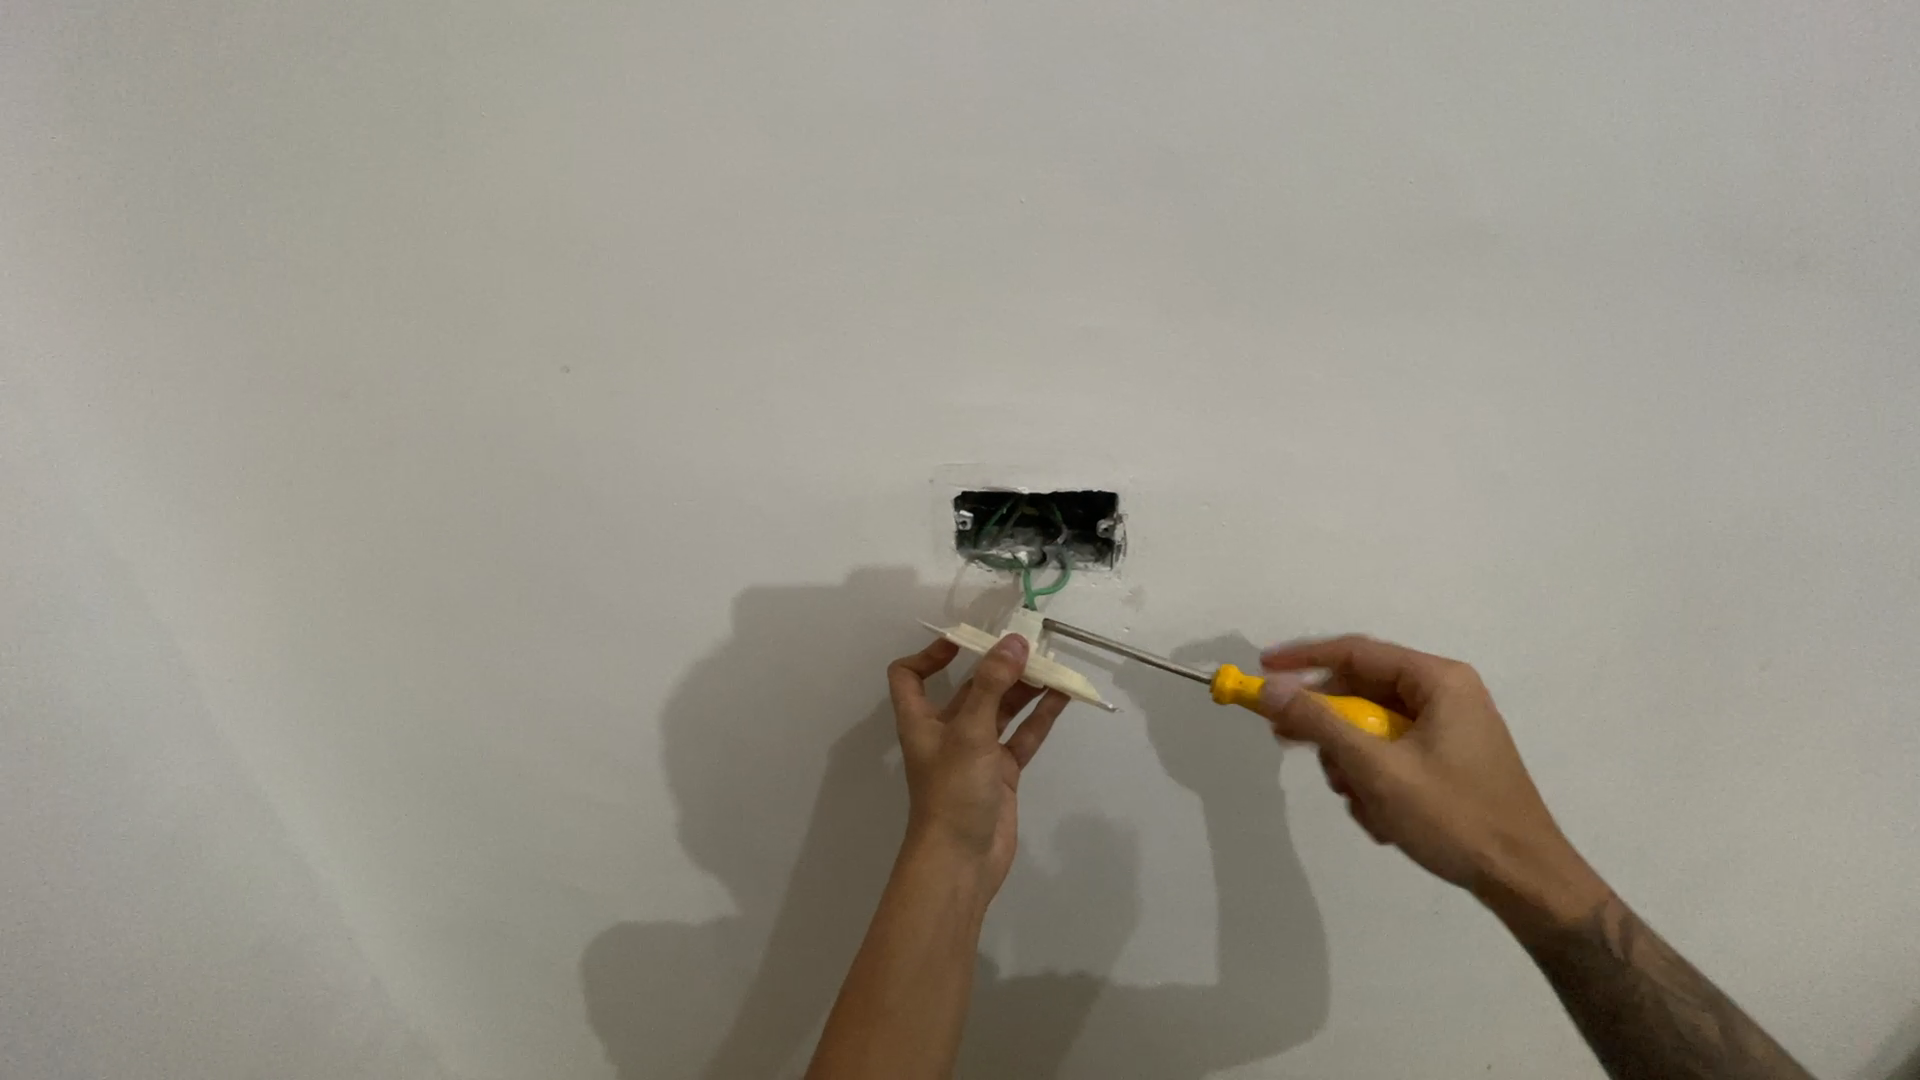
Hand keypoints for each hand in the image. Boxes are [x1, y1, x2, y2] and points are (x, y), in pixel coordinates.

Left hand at [886, 635, 1069, 896]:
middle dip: (996, 666)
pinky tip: (1062, 696)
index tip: (964, 641)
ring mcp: (977, 752)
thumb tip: (1014, 642)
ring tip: (1052, 664)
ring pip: (1001, 709)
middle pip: (969, 688)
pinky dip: (1040, 716)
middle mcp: (947, 731)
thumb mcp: (970, 733)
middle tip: (1029, 644)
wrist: (962, 863)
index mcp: (922, 720)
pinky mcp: (1002, 772)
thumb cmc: (952, 792)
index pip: (910, 676)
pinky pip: (1022, 735)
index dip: (930, 654)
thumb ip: (992, 686)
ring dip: (1023, 688)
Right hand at [1257, 635, 1606, 923]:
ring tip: (1354, 797)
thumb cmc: (1455, 816)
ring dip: (1349, 762)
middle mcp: (1444, 694)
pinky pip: (1388, 753)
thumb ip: (1318, 722)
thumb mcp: (1375, 768)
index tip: (1261, 671)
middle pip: (1359, 691)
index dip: (1302, 659)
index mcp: (1438, 681)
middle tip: (1285, 739)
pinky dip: (1371, 779)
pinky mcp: (1445, 759)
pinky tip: (1379, 815)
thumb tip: (1268, 689)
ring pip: (1369, 727)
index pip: (1355, 652)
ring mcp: (1447, 728)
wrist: (1527, 883)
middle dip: (1325, 723)